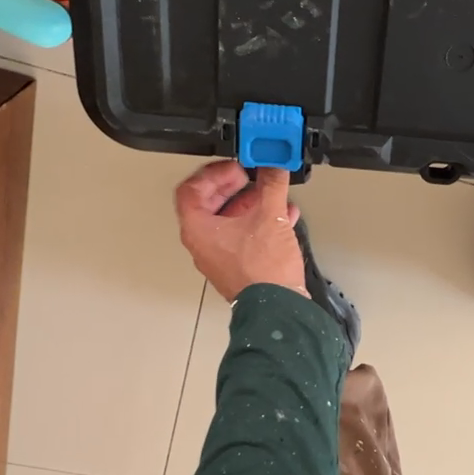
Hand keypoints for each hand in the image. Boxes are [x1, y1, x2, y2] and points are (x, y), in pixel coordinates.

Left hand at [174, 161, 306, 300]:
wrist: (278, 307)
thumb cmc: (263, 271)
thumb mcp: (270, 216)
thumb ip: (271, 185)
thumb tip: (273, 166)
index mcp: (198, 230)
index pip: (191, 190)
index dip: (213, 173)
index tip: (234, 167)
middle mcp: (203, 245)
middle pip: (209, 204)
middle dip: (232, 186)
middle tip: (249, 176)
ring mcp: (220, 258)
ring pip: (228, 221)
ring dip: (248, 203)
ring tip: (269, 194)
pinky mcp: (238, 268)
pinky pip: (242, 237)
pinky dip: (258, 222)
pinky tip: (282, 215)